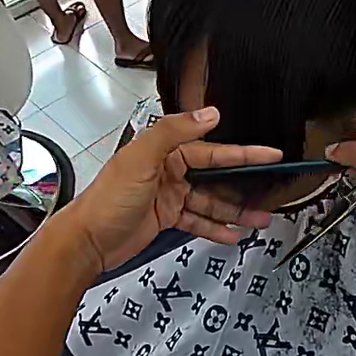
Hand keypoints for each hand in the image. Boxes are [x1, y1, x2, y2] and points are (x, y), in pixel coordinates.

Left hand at [56, 106, 280, 270]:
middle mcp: (170, 172)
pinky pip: (199, 221)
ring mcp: (169, 196)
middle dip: (244, 187)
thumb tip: (207, 114)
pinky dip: (216, 228)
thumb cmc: (107, 200)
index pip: (213, 151)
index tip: (268, 154)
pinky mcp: (166, 218)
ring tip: (258, 219)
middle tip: (269, 191)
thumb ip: (173, 132)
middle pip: (217, 178)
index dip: (243, 154)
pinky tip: (232, 235)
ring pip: (212, 203)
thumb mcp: (140, 159)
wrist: (86, 241)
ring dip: (235, 212)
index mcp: (165, 153)